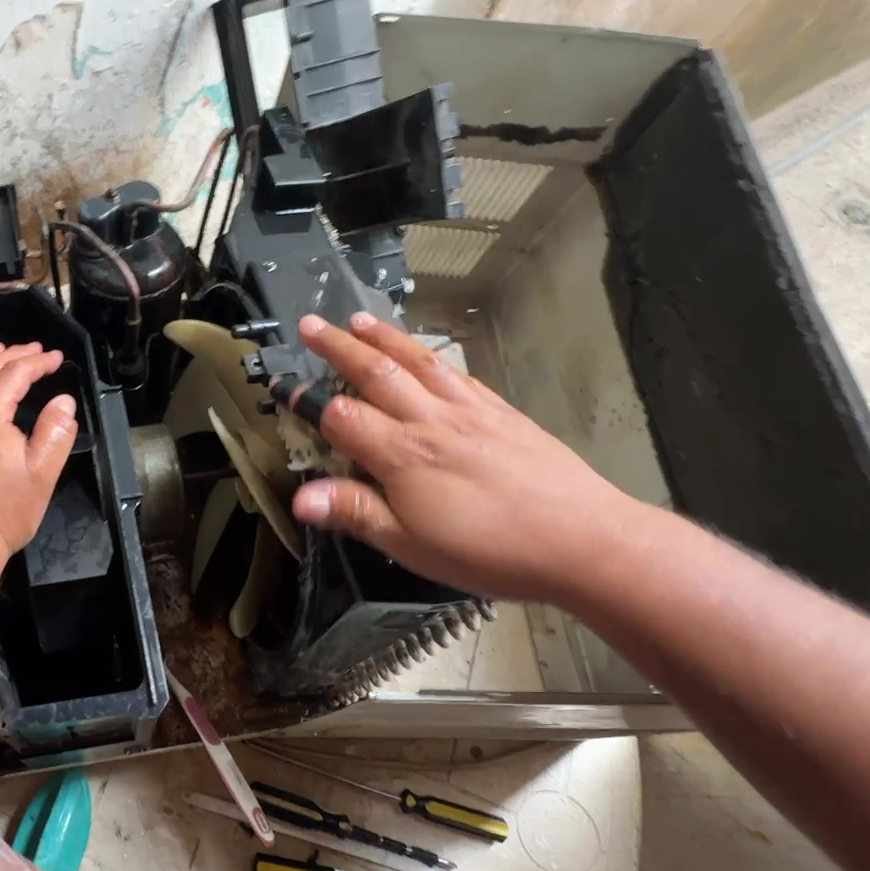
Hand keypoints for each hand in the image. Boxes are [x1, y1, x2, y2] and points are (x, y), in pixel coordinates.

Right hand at [289, 313, 646, 601]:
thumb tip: (300, 497)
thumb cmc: (492, 550)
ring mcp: (469, 412)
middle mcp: (431, 421)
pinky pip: (457, 374)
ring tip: (357, 320)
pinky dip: (432, 357)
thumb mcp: (411, 545)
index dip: (307, 402)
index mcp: (403, 455)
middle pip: (375, 372)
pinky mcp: (501, 413)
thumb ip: (355, 512)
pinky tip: (426, 355)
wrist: (585, 540)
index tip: (284, 389)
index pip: (341, 416)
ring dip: (383, 338)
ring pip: (417, 362)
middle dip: (337, 346)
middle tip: (311, 324)